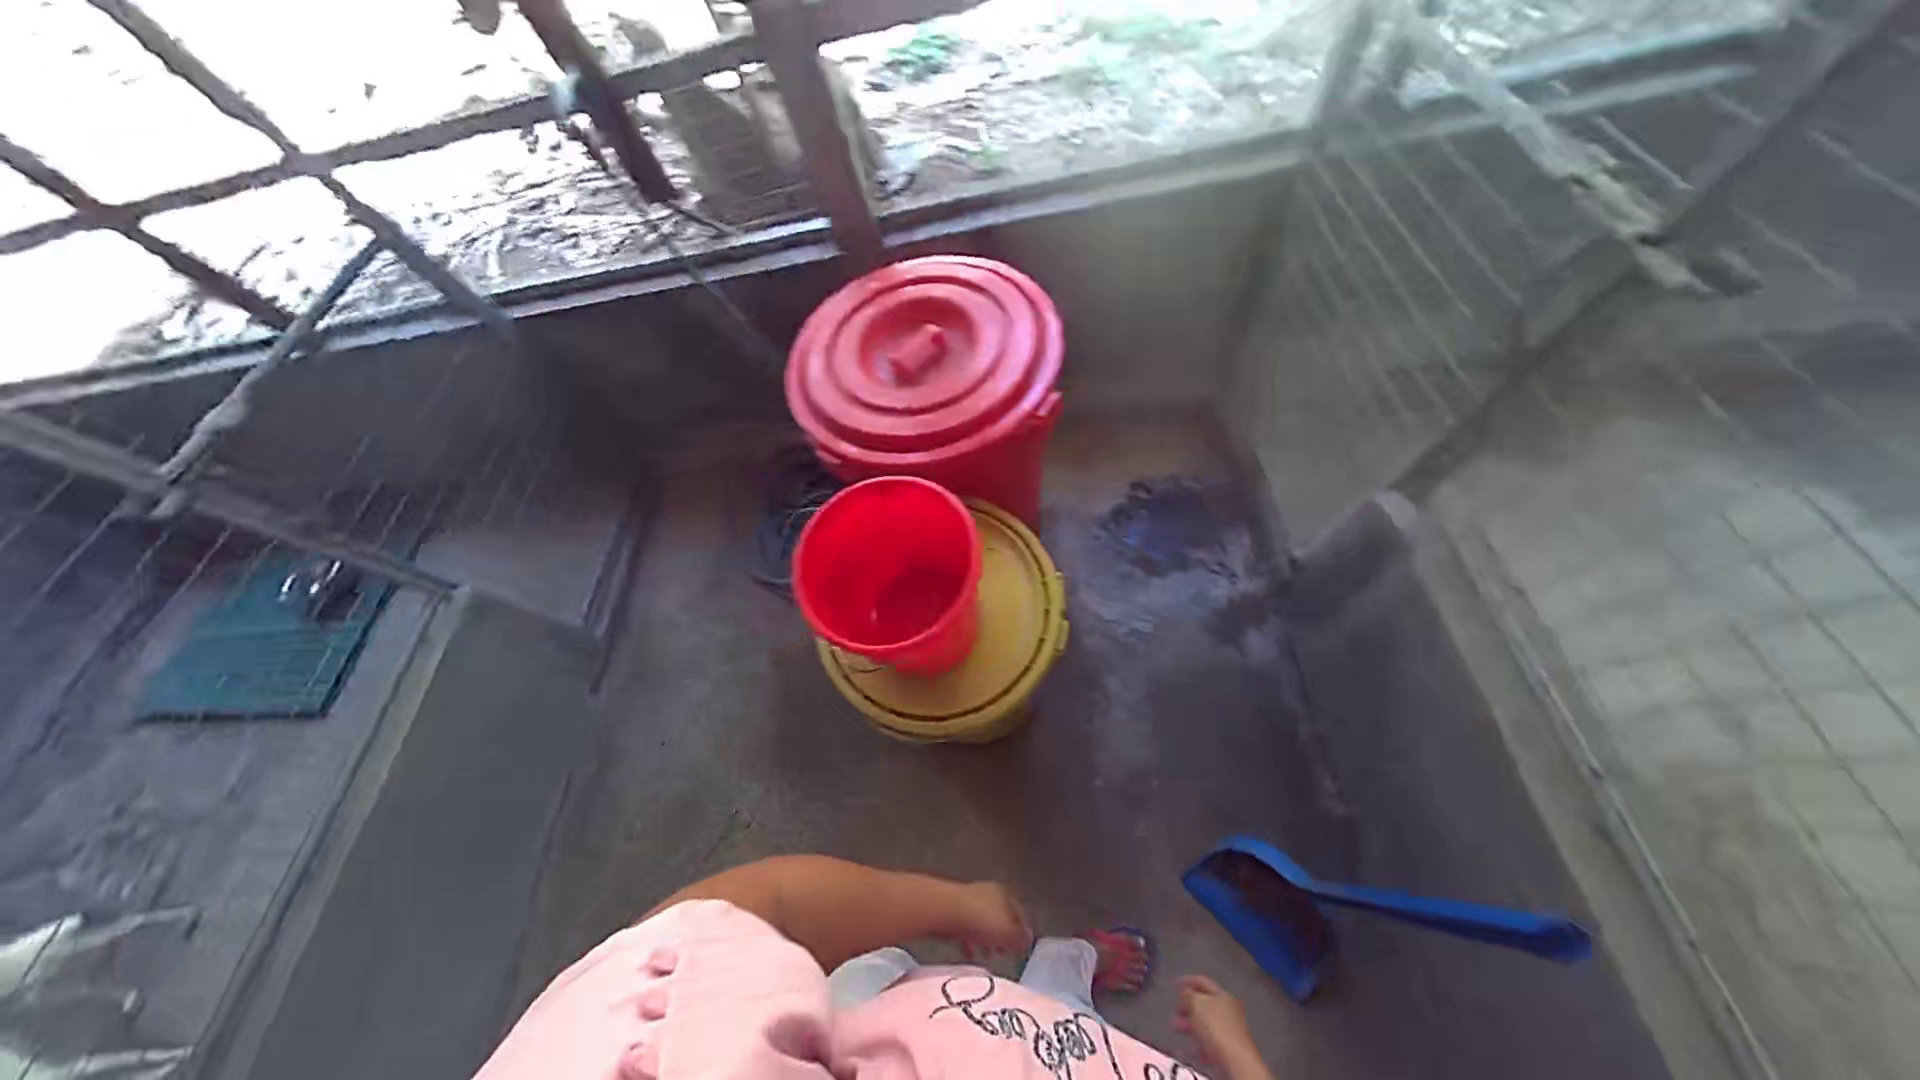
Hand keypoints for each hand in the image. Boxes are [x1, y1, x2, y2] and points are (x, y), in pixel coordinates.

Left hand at [945, 882, 1032, 961]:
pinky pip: (966, 928)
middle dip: (1003, 936)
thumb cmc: (982, 920)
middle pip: (1000, 916)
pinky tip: (969, 953)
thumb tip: (1028, 942)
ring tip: (988, 956)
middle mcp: (988, 892)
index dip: (1023, 930)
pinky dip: (970, 940)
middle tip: (1006, 952)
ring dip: (986, 939)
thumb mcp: (1007, 933)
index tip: (1024, 946)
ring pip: (983, 923)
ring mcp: (969, 900)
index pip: (1019, 912)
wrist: (946, 912)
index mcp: (1004, 893)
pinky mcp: (953, 910)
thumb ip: (1019, 939)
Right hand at [1173, 975, 1258, 1069]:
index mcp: (1223, 996)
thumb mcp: (1197, 1004)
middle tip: (1174, 1009)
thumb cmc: (1216, 1028)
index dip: (1188, 980)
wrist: (1237, 1064)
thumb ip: (1189, 995)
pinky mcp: (1228, 1052)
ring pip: (1204, 1025)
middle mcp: (1228, 1012)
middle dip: (1187, 1006)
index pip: (1203, 982)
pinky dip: (1195, 1046)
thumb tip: (1185, 992)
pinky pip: (1208, 1045)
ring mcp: (1229, 1033)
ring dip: (1188, 1025)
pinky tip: (1183, 1050)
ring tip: (1173, 1027)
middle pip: (1204, 1005)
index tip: (1175, 983)